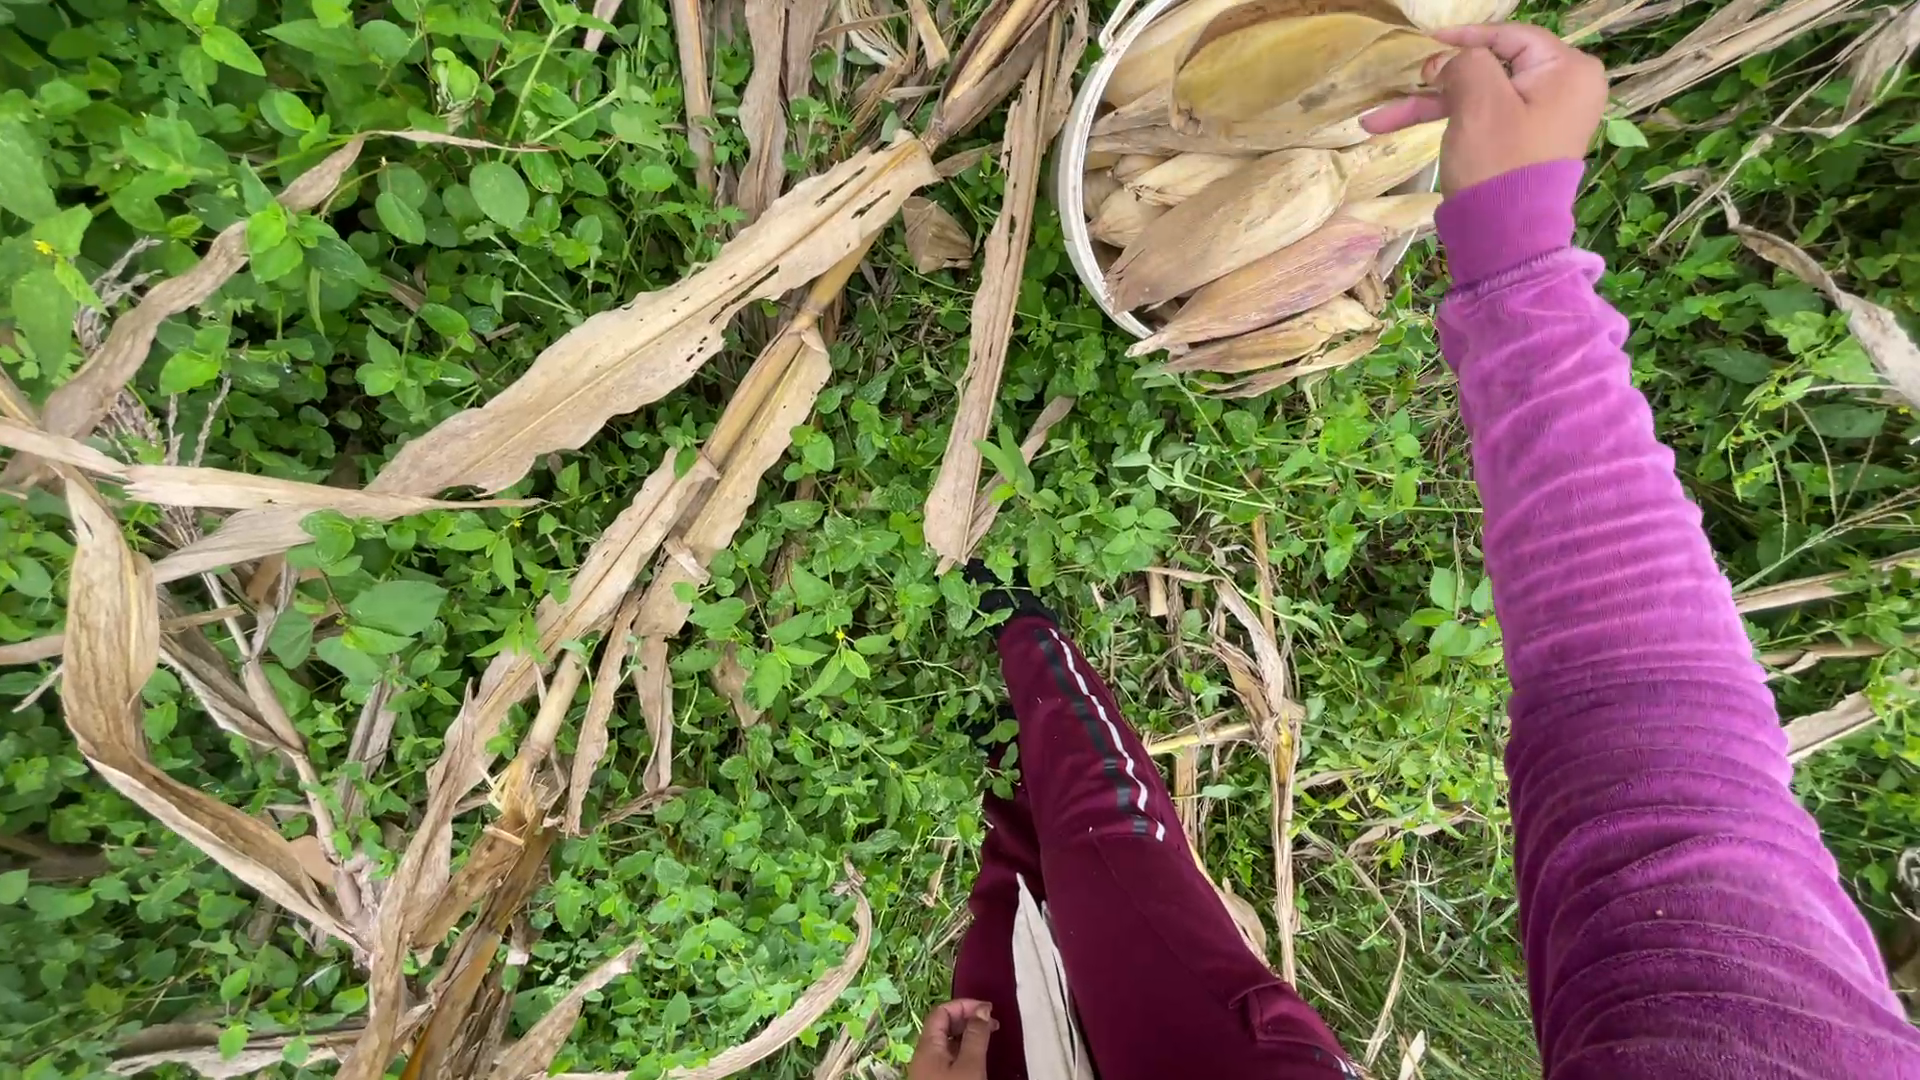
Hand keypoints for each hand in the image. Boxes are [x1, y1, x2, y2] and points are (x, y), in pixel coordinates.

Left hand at [906, 999, 994, 1079]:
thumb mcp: (970, 1065)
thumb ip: (976, 1035)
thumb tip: (982, 1009)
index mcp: (927, 1044)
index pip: (942, 1011)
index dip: (964, 1005)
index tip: (988, 1009)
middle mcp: (923, 1055)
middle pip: (943, 1026)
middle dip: (967, 1019)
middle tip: (991, 1024)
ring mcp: (927, 1071)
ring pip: (947, 1044)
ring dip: (966, 1037)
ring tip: (986, 1040)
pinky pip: (948, 1060)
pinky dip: (963, 1053)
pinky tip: (976, 1061)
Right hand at [1362, 23, 1608, 192]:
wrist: (1504, 236)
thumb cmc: (1496, 164)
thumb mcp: (1479, 104)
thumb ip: (1465, 65)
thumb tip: (1448, 60)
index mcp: (1567, 70)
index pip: (1510, 38)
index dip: (1464, 37)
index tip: (1424, 43)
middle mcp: (1562, 91)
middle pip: (1490, 73)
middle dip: (1435, 84)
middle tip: (1395, 91)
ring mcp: (1541, 122)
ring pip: (1478, 102)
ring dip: (1429, 109)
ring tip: (1380, 121)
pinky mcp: (1520, 149)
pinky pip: (1482, 124)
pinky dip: (1448, 126)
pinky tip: (1411, 131)